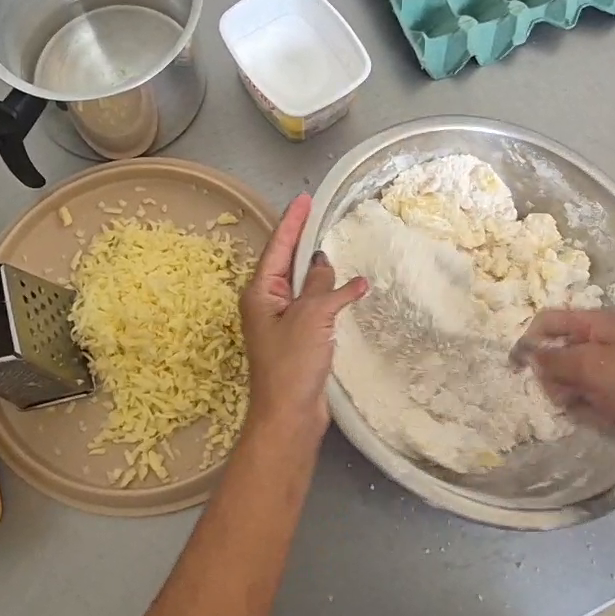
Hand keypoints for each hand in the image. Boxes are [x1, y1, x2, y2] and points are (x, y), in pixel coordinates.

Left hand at [240, 194, 367, 435]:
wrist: (289, 417)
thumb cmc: (292, 365)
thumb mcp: (309, 317)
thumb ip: (320, 286)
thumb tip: (324, 262)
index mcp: (260, 292)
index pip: (278, 246)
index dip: (292, 221)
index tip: (304, 198)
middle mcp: (267, 302)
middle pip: (287, 261)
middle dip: (303, 239)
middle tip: (320, 213)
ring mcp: (282, 321)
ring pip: (302, 284)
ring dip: (319, 267)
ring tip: (335, 243)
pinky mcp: (298, 338)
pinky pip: (314, 305)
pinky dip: (331, 294)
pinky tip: (353, 289)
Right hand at [512, 309, 614, 450]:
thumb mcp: (595, 368)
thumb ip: (556, 359)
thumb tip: (527, 353)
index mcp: (595, 324)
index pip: (547, 322)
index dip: (529, 341)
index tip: (517, 368)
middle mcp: (600, 342)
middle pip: (556, 356)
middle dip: (558, 379)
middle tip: (573, 395)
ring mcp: (611, 370)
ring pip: (571, 384)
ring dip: (577, 400)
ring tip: (600, 410)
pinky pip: (590, 402)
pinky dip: (594, 413)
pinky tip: (613, 420)